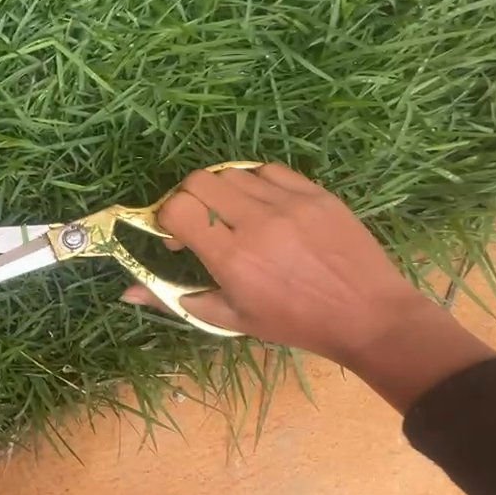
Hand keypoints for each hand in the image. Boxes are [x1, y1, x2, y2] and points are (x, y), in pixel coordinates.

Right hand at [123, 163, 494, 409]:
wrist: (368, 315)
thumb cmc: (292, 323)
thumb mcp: (228, 318)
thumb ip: (174, 300)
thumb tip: (126, 293)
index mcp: (232, 257)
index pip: (177, 210)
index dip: (166, 219)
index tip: (176, 239)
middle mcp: (257, 223)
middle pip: (197, 182)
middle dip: (186, 200)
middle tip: (198, 224)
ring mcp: (290, 204)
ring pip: (230, 173)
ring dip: (218, 191)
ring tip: (229, 215)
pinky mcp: (316, 194)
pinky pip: (268, 171)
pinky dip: (252, 184)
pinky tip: (260, 206)